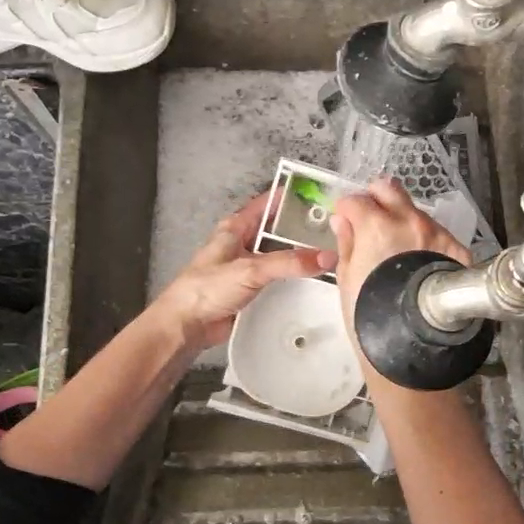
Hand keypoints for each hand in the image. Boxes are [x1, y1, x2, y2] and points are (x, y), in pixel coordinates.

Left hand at [151, 192, 335, 351]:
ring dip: (299, 258)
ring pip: (279, 257)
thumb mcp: (250, 269)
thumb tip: (329, 258)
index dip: (292, 198)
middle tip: (336, 232)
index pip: (268, 204)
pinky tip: (314, 285)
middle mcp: (242, 244)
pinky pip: (276, 281)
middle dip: (302, 231)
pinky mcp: (250, 291)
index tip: (323, 198)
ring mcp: (247, 268)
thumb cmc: (208, 288)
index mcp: (236, 228)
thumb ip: (288, 263)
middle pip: (277, 231)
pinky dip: (293, 281)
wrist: (186, 325)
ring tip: (333, 257)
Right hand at [331, 176, 471, 344]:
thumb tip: (342, 220)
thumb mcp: (347, 278)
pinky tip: (418, 261)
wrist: (411, 342)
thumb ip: (346, 242)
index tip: (344, 219)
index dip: (346, 209)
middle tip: (369, 218)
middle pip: (390, 190)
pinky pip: (437, 234)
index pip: (356, 200)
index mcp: (377, 226)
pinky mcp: (457, 250)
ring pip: (416, 212)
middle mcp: (411, 221)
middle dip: (375, 198)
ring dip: (402, 220)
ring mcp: (438, 234)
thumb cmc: (369, 314)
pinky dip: (425, 240)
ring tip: (396, 246)